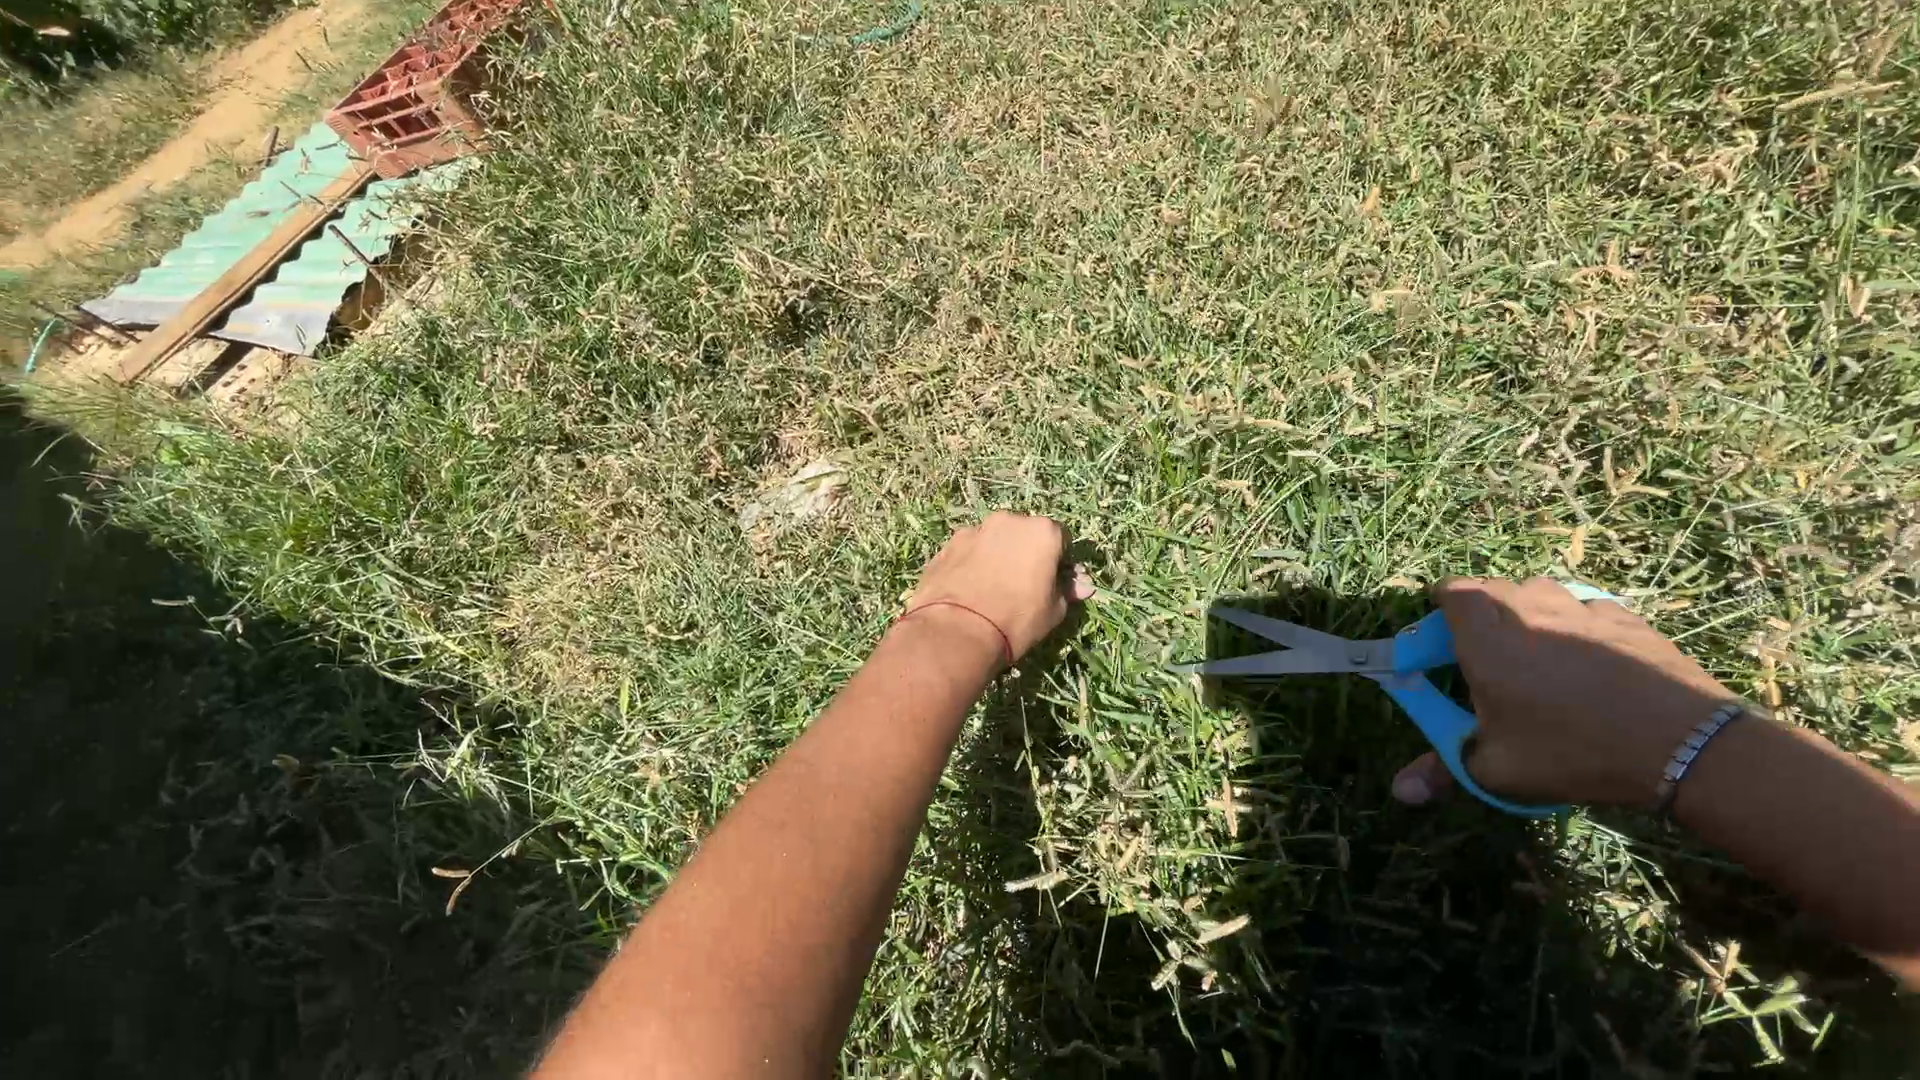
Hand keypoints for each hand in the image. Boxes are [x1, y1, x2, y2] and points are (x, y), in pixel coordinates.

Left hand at [904, 512, 1094, 662]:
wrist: (957, 630)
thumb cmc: (1016, 619)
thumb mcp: (1053, 611)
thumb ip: (1067, 591)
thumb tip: (1082, 586)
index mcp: (1042, 531)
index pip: (1061, 539)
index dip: (1059, 561)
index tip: (1054, 582)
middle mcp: (1008, 521)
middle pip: (1025, 534)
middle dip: (1027, 554)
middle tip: (1024, 586)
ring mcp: (974, 530)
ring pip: (995, 540)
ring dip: (999, 556)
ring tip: (992, 590)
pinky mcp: (948, 544)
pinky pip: (969, 551)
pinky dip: (973, 563)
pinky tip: (970, 590)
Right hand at [1391, 577, 1739, 809]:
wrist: (1688, 748)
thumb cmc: (1574, 752)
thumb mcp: (1498, 769)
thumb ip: (1442, 771)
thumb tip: (1401, 793)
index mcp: (1485, 637)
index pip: (1449, 591)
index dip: (1439, 605)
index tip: (1440, 634)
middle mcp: (1528, 609)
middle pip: (1490, 587)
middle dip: (1478, 608)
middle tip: (1481, 648)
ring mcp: (1581, 608)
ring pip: (1538, 590)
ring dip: (1525, 608)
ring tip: (1532, 645)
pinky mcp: (1626, 618)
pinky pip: (1585, 606)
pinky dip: (1575, 620)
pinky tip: (1584, 653)